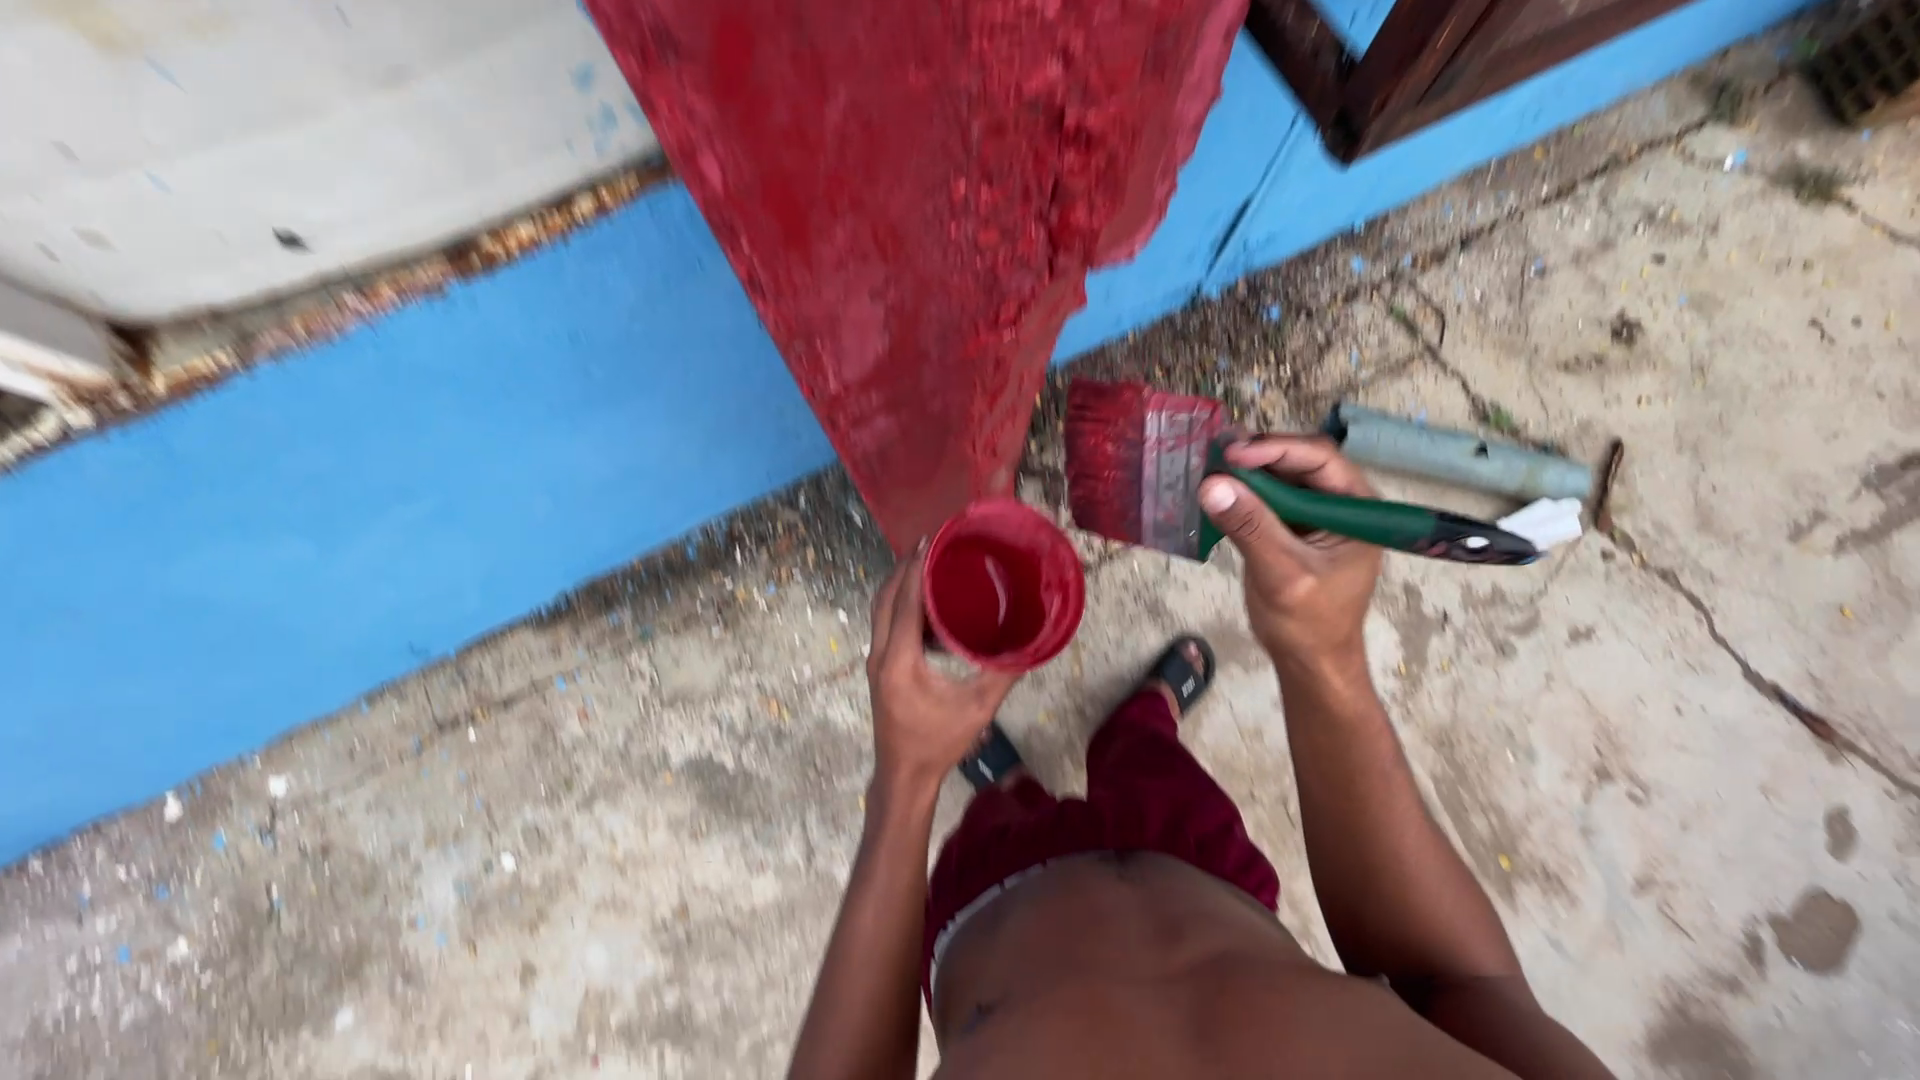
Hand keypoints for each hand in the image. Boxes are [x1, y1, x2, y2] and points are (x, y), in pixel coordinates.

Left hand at [865, 540, 1019, 787]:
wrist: (904, 775)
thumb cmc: (939, 744)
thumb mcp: (977, 709)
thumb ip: (1003, 674)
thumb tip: (1033, 643)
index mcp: (900, 659)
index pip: (904, 601)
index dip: (916, 567)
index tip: (932, 539)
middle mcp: (881, 653)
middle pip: (885, 596)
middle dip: (904, 566)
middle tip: (933, 543)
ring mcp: (875, 660)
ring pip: (879, 608)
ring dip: (899, 583)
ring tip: (928, 564)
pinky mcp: (879, 666)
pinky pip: (884, 622)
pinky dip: (898, 602)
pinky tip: (925, 602)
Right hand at [1199, 435, 1382, 675]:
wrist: (1310, 662)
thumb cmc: (1308, 624)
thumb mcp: (1281, 574)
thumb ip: (1251, 527)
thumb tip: (1212, 484)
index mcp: (1358, 507)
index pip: (1319, 459)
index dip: (1275, 450)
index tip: (1232, 454)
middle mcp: (1340, 502)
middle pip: (1297, 461)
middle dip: (1256, 456)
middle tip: (1213, 454)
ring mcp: (1315, 515)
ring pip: (1279, 477)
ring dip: (1245, 473)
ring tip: (1207, 467)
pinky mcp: (1290, 528)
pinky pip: (1265, 499)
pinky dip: (1241, 494)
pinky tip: (1214, 491)